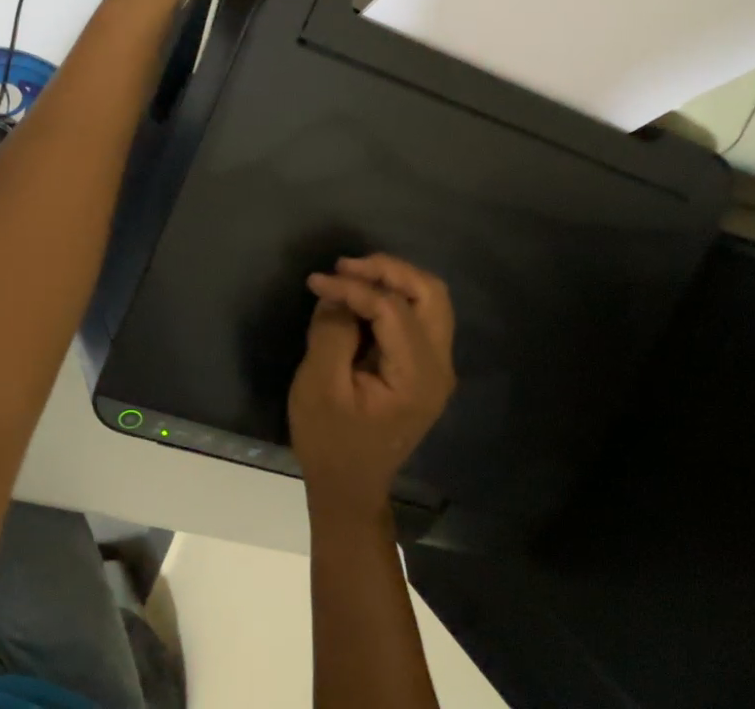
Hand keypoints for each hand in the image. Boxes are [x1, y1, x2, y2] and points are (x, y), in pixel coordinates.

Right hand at [288, 253, 456, 525]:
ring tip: (349, 277)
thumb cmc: (330, 439)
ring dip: (393, 281)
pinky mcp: (424, 370)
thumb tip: (336, 295)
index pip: (393, 308)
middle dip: (388, 271)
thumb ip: (332, 333)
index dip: (354, 287)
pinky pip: (418, 319)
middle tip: (344, 266)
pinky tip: (359, 300)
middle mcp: (439, 367)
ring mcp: (436, 369)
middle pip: (431, 294)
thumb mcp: (319, 386)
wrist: (349, 486)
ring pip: (430, 302)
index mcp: (417, 375)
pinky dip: (392, 299)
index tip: (315, 281)